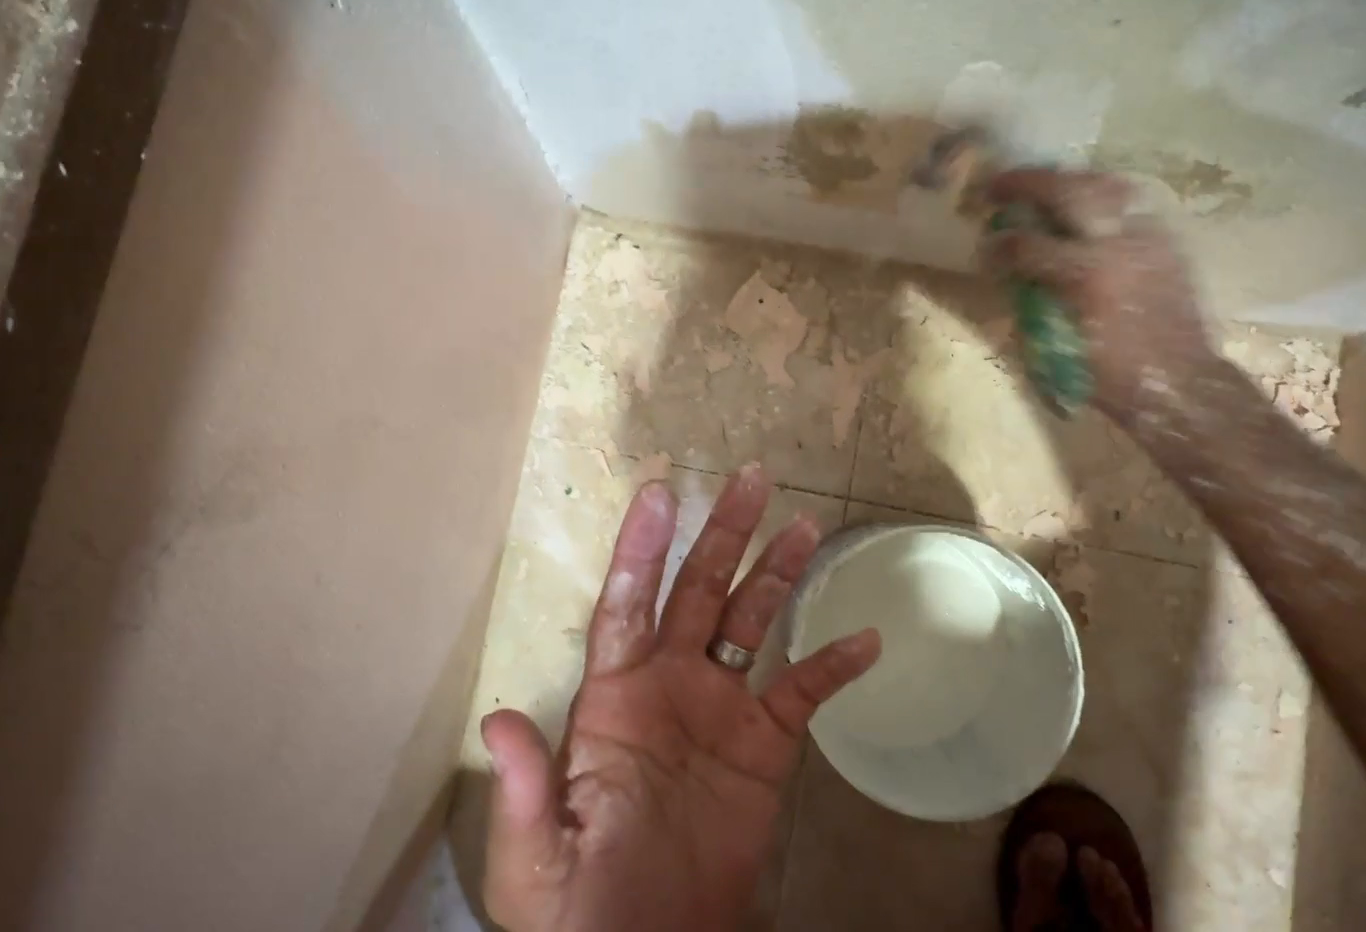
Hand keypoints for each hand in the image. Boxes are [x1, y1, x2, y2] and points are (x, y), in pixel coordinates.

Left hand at [481, 466, 881, 931]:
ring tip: (807, 523)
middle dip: (721, 533)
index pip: (627, 605)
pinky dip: (832, 665)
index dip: (640, 550)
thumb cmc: (578, 902)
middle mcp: (669, 683)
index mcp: (613, 696)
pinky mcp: (765, 746)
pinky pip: (804, 693)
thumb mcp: (534, 855)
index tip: (658, 492)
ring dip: (777, 573)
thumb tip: (499, 719)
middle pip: (699, 591)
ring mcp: (721, 710)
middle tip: (749, 477)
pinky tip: (865, 638)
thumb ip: (526, 786)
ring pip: (752, 622)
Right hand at [980, 169, 1221, 426]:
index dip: (1000, 243)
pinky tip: (1085, 205)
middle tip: (999, 185)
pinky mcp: (1166, 243)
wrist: (1181, 384)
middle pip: (1068, 193)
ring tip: (1044, 186)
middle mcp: (1118, 246)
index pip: (1028, 244)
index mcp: (1085, 276)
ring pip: (1105, 187)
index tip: (984, 242)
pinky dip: (1101, 197)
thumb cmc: (1111, 377)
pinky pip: (1130, 204)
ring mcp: (1147, 238)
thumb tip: (1011, 276)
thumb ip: (1032, 304)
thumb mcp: (1058, 348)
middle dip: (1027, 184)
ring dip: (1068, 182)